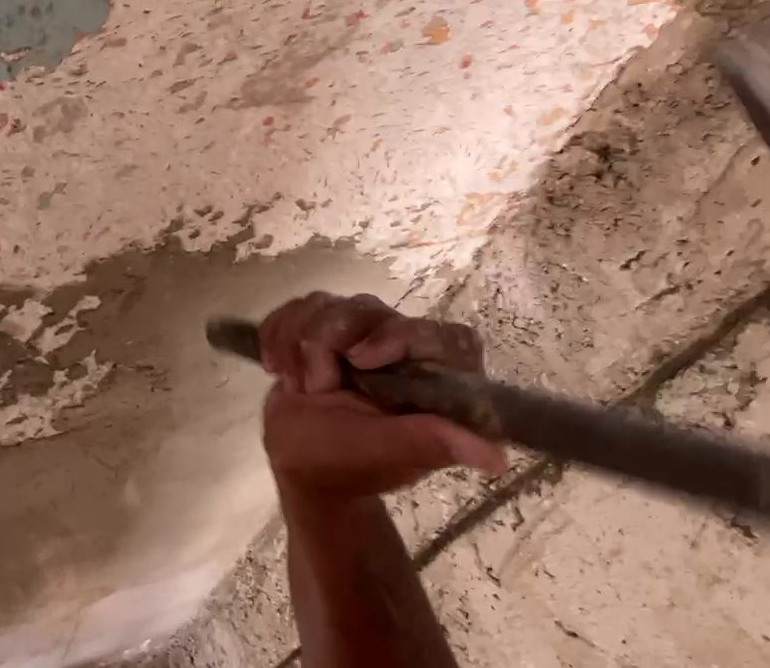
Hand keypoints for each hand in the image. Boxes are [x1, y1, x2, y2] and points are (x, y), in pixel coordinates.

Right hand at [258, 293, 507, 500]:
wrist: (294, 461)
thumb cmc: (343, 465)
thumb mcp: (385, 453)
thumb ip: (428, 441)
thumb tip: (493, 458)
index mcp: (434, 381)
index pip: (438, 334)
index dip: (400, 334)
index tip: (359, 360)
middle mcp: (401, 351)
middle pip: (367, 309)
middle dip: (324, 342)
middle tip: (317, 388)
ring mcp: (358, 336)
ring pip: (324, 303)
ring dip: (296, 343)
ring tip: (300, 385)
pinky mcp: (319, 328)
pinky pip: (294, 307)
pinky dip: (276, 335)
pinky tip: (278, 368)